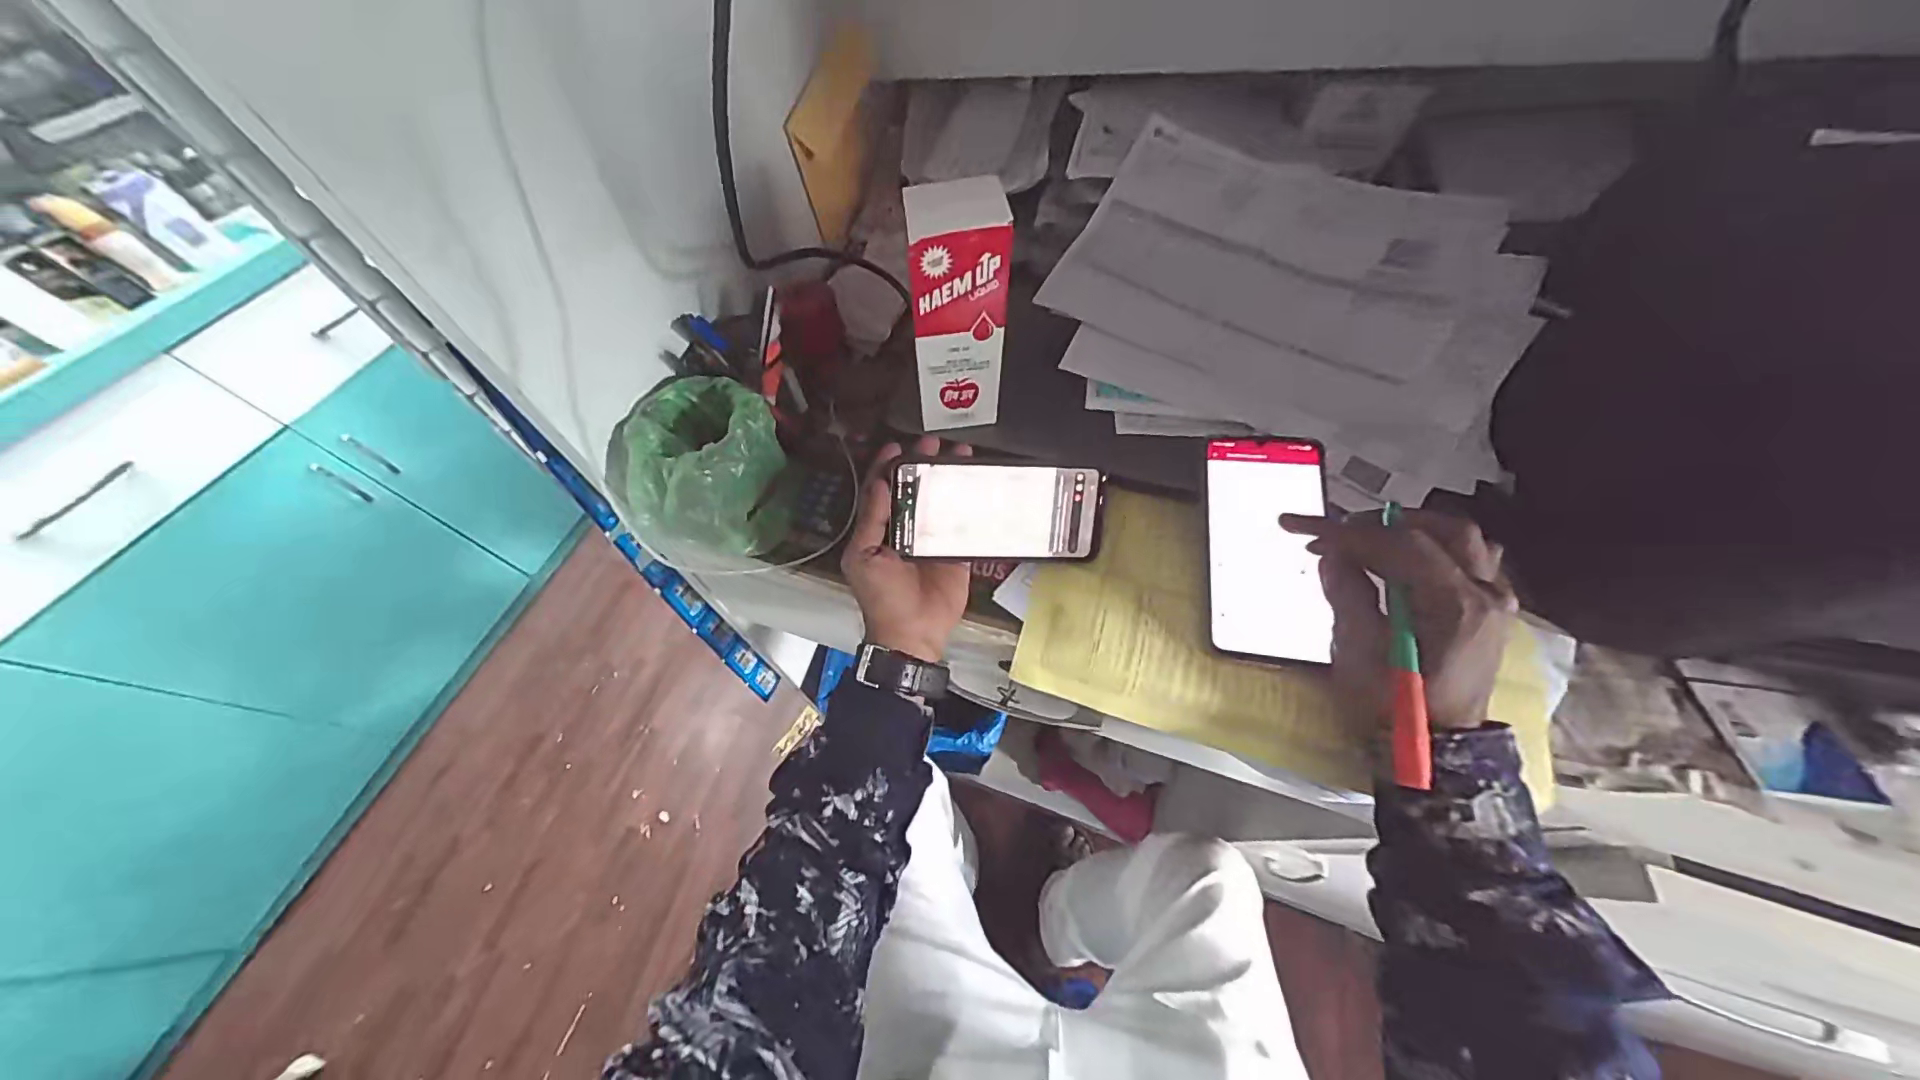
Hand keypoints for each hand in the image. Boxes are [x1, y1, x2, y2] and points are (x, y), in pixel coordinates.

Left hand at [840, 436, 972, 662]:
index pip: (882, 488)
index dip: (887, 465)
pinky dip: (971, 505)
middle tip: (935, 444)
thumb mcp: (865, 557)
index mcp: (880, 528)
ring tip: (960, 455)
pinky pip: (963, 524)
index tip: (898, 446)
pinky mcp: (955, 552)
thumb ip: (872, 520)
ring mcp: (931, 539)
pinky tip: (978, 486)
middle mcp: (906, 528)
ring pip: (940, 500)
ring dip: (948, 477)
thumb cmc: (882, 598)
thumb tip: (879, 483)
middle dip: (923, 463)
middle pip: (914, 488)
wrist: (913, 634)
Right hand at [1281, 510, 1515, 731]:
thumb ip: (1348, 595)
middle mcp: (1486, 594)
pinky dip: (1432, 548)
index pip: (1400, 544)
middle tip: (1335, 534)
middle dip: (1378, 524)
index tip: (1301, 528)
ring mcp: (1496, 602)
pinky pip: (1469, 559)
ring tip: (1368, 541)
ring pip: (1460, 539)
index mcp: (1454, 604)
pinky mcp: (1490, 611)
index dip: (1347, 531)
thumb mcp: (1356, 652)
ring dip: (1410, 531)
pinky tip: (1403, 562)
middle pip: (1437, 530)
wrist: (1436, 748)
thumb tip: (1332, 555)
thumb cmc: (1392, 706)